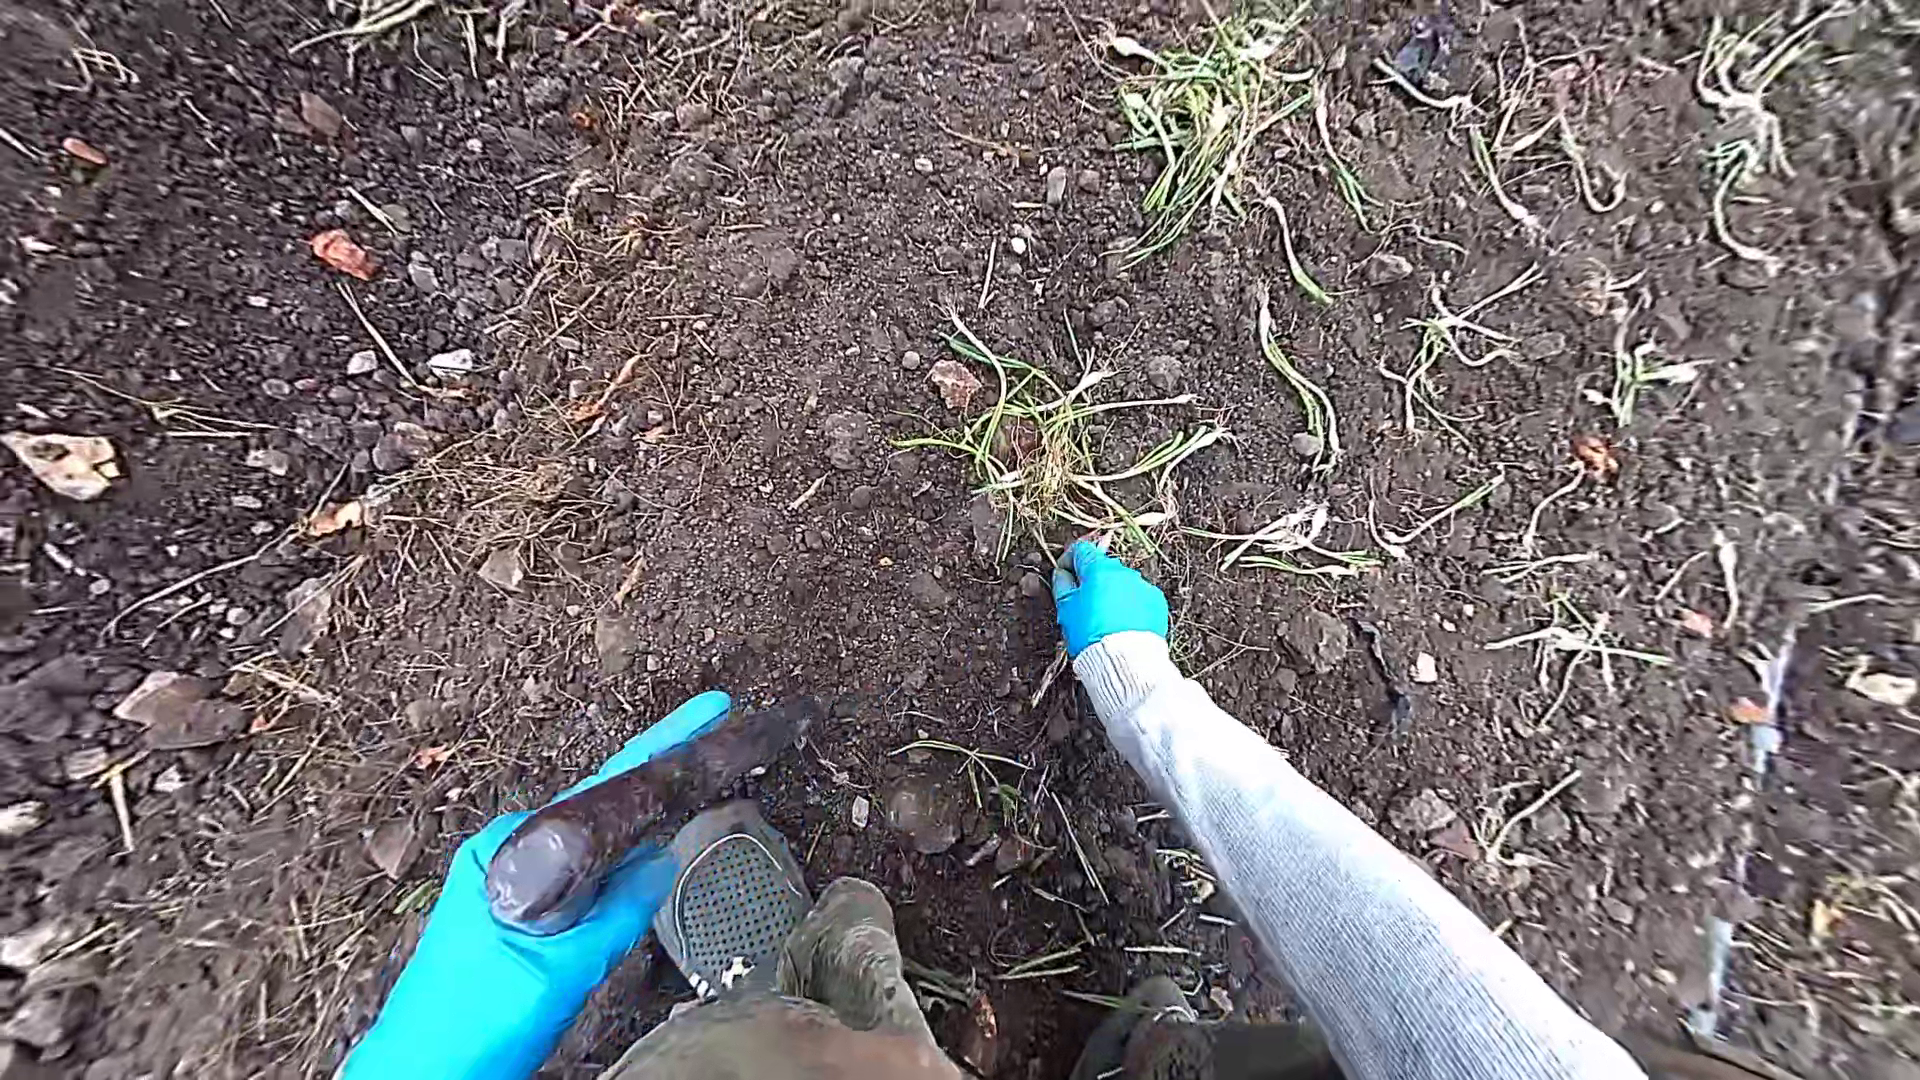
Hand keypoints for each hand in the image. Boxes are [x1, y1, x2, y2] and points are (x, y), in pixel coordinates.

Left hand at [340, 691, 732, 1079]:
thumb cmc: (474, 1027)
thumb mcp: (565, 967)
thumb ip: (622, 909)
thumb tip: (665, 857)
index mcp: (511, 847)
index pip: (608, 782)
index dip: (667, 741)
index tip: (714, 708)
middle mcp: (509, 847)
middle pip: (605, 804)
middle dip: (655, 792)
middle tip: (708, 764)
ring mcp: (508, 873)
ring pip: (597, 840)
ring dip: (633, 841)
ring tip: (658, 851)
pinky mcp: (512, 901)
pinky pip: (583, 867)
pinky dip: (614, 869)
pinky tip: (627, 887)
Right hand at [1051, 541, 1169, 657]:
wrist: (1125, 662)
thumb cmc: (1092, 636)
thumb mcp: (1066, 609)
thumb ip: (1062, 584)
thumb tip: (1062, 573)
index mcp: (1099, 569)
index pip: (1080, 550)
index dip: (1068, 562)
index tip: (1065, 576)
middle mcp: (1124, 573)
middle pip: (1102, 567)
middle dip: (1090, 581)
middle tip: (1081, 603)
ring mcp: (1143, 587)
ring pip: (1121, 583)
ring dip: (1110, 594)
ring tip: (1102, 619)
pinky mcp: (1156, 603)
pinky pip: (1138, 597)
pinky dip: (1129, 605)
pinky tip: (1120, 623)